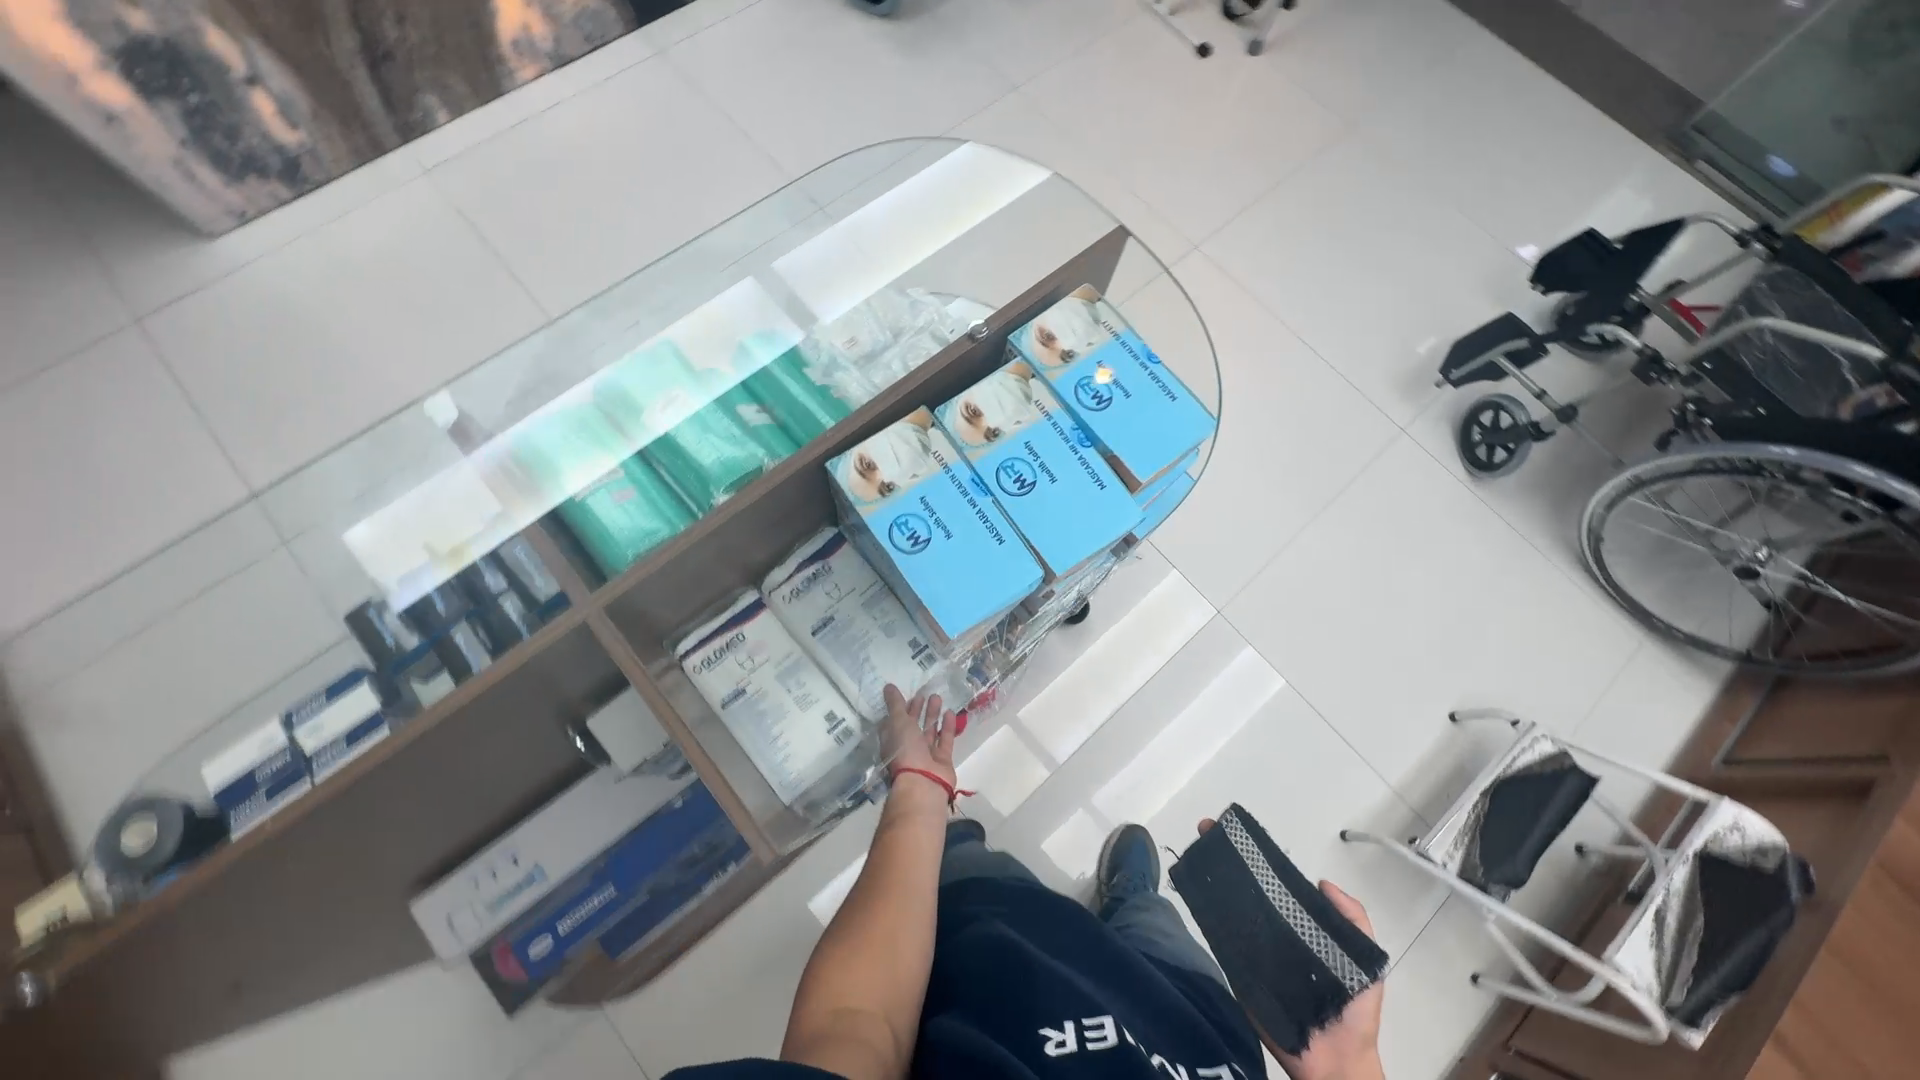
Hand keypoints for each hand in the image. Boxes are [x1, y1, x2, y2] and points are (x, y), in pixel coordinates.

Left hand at [883, 684, 957, 792]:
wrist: (923, 782)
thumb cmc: (904, 750)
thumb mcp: (897, 722)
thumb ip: (894, 704)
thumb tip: (888, 686)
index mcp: (892, 741)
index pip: (894, 722)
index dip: (899, 709)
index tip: (906, 695)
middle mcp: (907, 748)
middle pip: (912, 726)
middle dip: (917, 710)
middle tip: (924, 694)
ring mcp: (925, 755)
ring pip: (929, 732)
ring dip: (932, 715)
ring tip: (938, 697)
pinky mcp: (942, 760)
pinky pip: (945, 741)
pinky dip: (947, 727)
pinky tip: (950, 713)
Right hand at [1197, 819, 1384, 1079]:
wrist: (1335, 1060)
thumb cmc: (1353, 1010)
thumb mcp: (1367, 960)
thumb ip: (1354, 921)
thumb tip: (1321, 882)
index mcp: (1300, 928)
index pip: (1275, 886)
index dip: (1256, 859)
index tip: (1235, 832)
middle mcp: (1273, 935)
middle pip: (1246, 892)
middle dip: (1226, 861)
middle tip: (1206, 832)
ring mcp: (1253, 952)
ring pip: (1229, 911)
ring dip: (1211, 883)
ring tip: (1195, 855)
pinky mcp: (1239, 972)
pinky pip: (1221, 942)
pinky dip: (1206, 918)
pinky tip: (1195, 895)